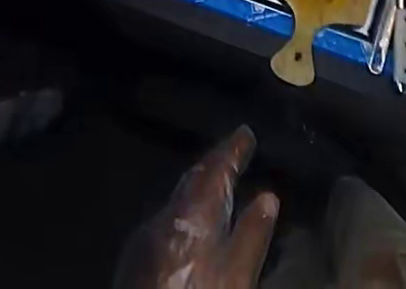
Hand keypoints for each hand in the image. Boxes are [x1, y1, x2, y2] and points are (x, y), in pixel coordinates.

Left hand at [113, 126, 279, 288]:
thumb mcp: (237, 278)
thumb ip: (252, 236)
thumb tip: (268, 196)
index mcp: (193, 213)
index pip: (215, 169)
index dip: (232, 150)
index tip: (245, 131)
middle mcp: (166, 213)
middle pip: (193, 177)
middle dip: (214, 161)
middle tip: (234, 149)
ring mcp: (147, 234)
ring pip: (179, 196)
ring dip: (199, 183)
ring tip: (217, 176)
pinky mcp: (138, 255)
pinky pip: (168, 215)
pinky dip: (186, 206)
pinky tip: (193, 216)